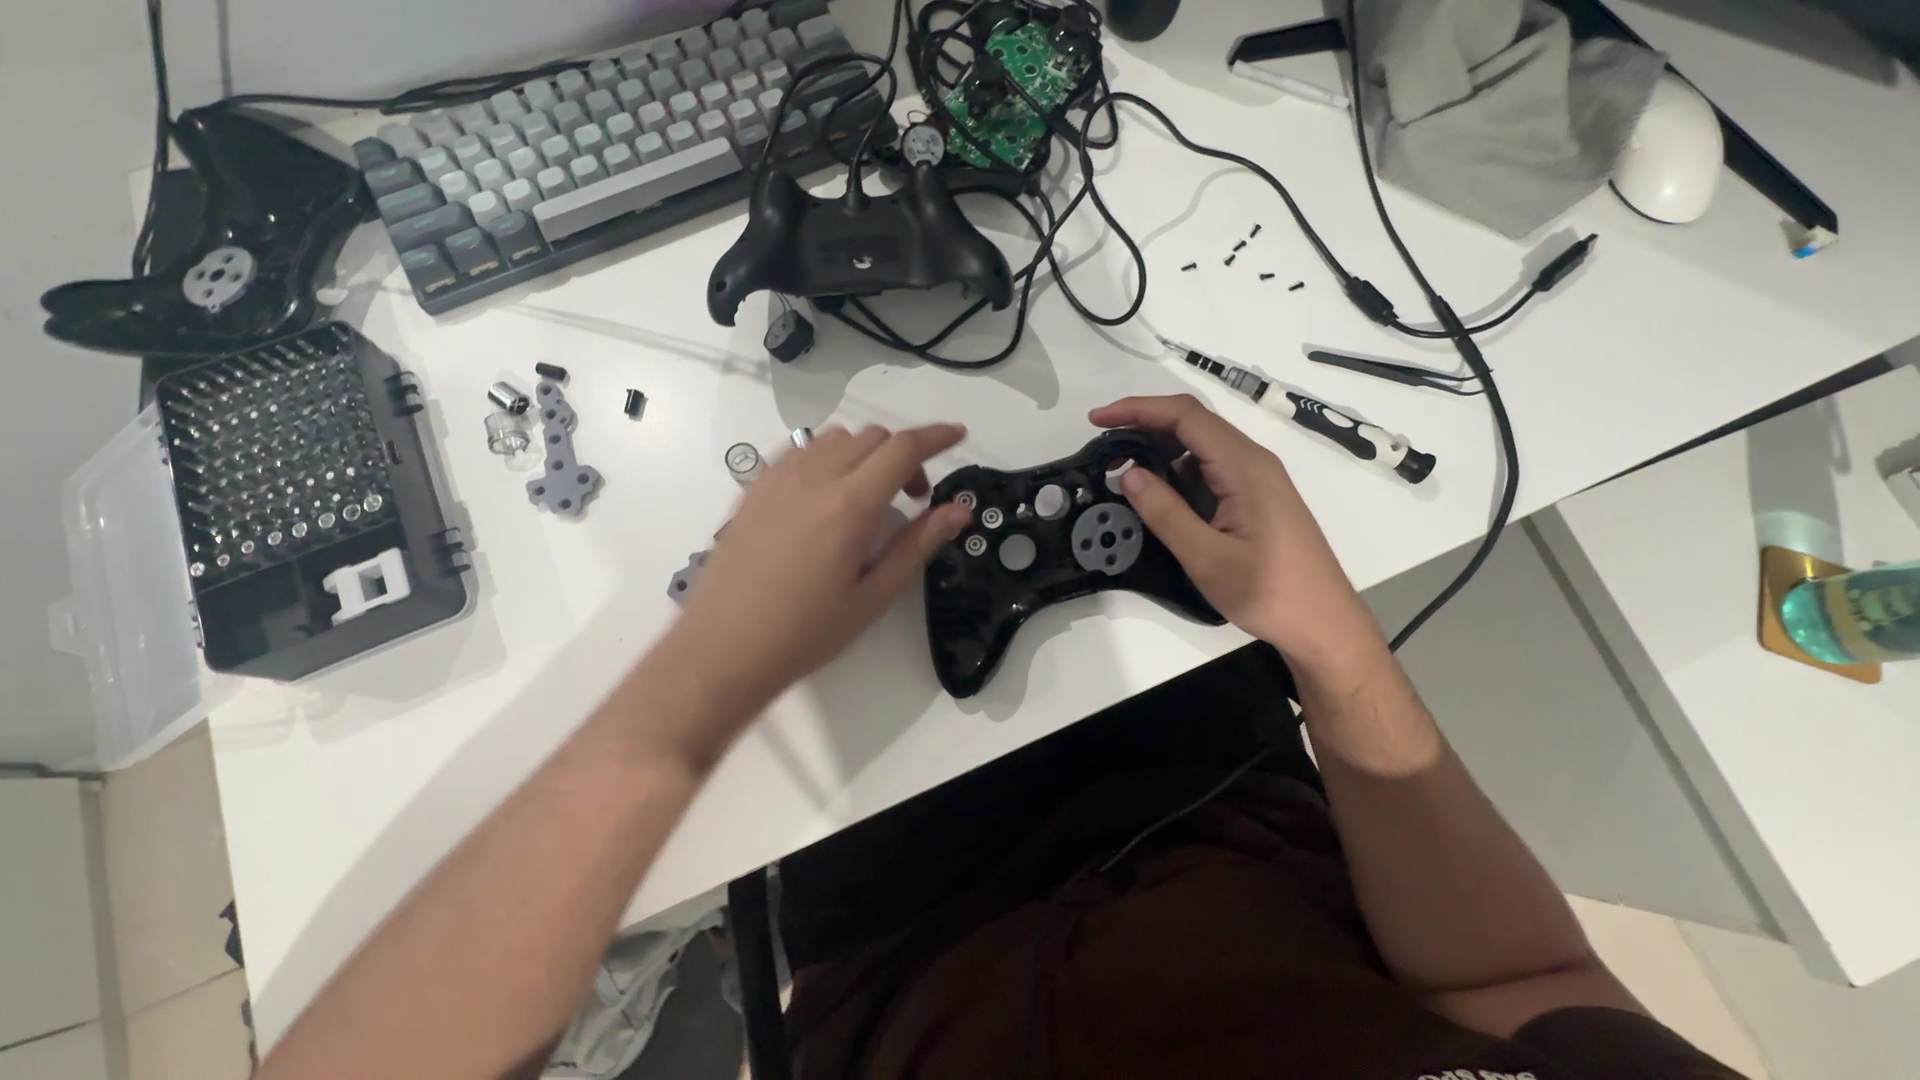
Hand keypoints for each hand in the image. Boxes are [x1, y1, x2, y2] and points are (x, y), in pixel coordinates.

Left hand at [652, 424, 972, 745]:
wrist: (724, 647)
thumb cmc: (805, 632)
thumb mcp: (872, 597)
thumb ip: (917, 545)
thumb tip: (959, 510)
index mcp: (848, 506)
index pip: (903, 449)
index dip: (937, 437)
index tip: (958, 435)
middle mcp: (813, 478)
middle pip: (872, 437)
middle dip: (903, 456)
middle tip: (912, 498)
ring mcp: (778, 479)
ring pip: (836, 438)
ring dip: (865, 453)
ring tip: (868, 497)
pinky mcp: (755, 488)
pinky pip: (801, 450)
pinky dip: (828, 457)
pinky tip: (827, 495)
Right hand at [1089, 394, 1387, 671]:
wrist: (1324, 624)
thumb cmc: (1269, 592)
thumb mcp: (1207, 557)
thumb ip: (1165, 513)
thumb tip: (1127, 473)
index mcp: (1244, 466)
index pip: (1185, 416)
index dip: (1138, 409)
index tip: (1097, 420)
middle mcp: (1252, 462)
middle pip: (1193, 424)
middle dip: (1143, 427)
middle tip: (1102, 450)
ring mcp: (1256, 480)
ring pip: (1200, 449)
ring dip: (1159, 454)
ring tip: (1121, 477)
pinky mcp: (1255, 500)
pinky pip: (1210, 472)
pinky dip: (1177, 476)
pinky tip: (1156, 499)